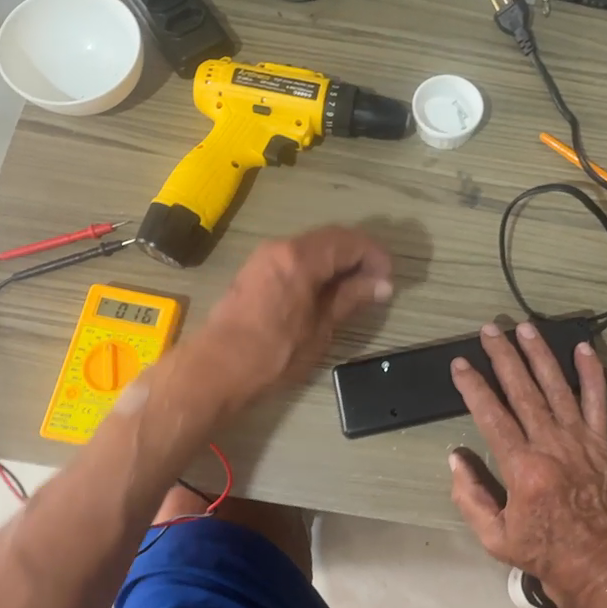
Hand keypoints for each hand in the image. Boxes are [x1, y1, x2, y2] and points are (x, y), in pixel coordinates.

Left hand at [194, 226, 392, 399]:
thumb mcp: (321, 327)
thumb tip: (382, 285)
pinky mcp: (255, 270)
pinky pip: (295, 258)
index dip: (375, 256)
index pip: (350, 242)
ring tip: (355, 289)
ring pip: (312, 247)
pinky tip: (326, 291)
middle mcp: (282, 247)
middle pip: (331, 239)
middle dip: (359, 256)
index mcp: (300, 257)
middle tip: (377, 283)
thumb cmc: (274, 353)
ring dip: (337, 262)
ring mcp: (265, 257)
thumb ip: (351, 298)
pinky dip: (317, 267)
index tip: (388, 280)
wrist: (218, 369)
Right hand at [448, 322, 606, 607]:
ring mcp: (580, 438)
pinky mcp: (603, 441)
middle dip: (503, 356)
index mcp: (522, 467)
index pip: (491, 415)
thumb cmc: (548, 553)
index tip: (460, 365)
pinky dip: (593, 372)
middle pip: (522, 390)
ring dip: (540, 354)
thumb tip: (456, 458)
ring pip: (557, 386)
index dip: (473, 386)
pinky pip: (598, 399)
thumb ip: (471, 497)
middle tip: (490, 329)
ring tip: (525, 327)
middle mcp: (550, 443)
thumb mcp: (496, 538)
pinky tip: (584, 348)